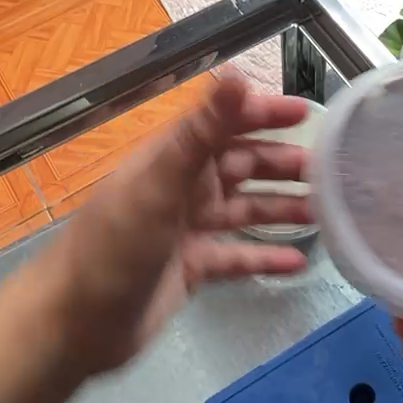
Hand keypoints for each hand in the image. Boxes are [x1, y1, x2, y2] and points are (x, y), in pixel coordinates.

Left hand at [43, 75, 313, 373]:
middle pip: (242, 166)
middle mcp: (183, 188)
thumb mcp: (159, 184)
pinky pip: (238, 256)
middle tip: (330, 169)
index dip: (264, 114)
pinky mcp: (192, 268)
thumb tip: (236, 76)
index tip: (307, 112)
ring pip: (245, 210)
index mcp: (173, 160)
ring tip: (325, 211)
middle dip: (282, 164)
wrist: (73, 325)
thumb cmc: (113, 248)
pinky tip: (298, 263)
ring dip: (281, 208)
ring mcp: (188, 229)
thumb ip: (200, 131)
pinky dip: (265, 257)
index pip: (225, 124)